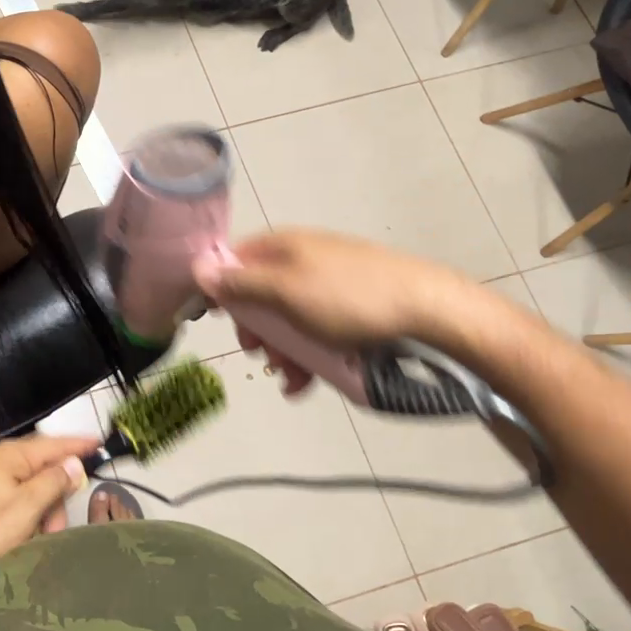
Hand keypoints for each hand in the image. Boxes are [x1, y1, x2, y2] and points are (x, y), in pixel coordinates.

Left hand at [0, 435, 95, 586]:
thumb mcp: (26, 508)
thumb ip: (53, 483)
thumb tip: (75, 463)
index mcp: (12, 455)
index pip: (55, 443)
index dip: (79, 445)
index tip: (100, 443)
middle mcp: (0, 459)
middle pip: (44, 469)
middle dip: (56, 499)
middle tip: (55, 530)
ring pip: (30, 489)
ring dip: (40, 513)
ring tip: (35, 540)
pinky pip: (15, 499)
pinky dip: (25, 517)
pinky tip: (21, 538)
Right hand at [192, 230, 480, 391]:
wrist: (432, 316)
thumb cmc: (350, 299)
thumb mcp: (285, 291)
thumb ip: (240, 281)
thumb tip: (197, 266)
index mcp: (285, 246)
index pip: (236, 258)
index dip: (221, 287)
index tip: (217, 319)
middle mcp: (305, 262)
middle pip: (260, 294)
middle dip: (255, 328)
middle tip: (255, 351)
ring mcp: (331, 289)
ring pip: (288, 321)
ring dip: (281, 351)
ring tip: (287, 375)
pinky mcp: (353, 315)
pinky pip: (317, 336)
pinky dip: (307, 360)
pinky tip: (305, 384)